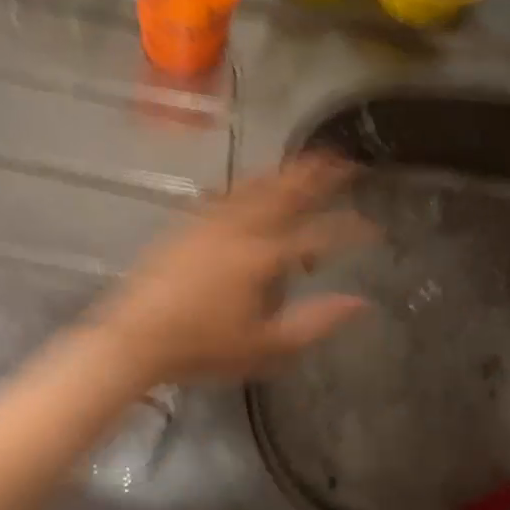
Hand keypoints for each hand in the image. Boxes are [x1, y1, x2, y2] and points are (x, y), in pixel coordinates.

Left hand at [90, 155, 375, 385]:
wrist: (136, 337)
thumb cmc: (203, 347)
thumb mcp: (266, 346)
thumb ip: (316, 322)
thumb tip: (359, 303)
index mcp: (264, 257)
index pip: (320, 235)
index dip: (350, 228)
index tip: (373, 226)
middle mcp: (241, 228)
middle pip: (287, 193)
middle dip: (318, 175)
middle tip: (343, 161)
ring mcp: (211, 221)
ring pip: (256, 186)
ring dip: (285, 172)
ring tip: (306, 162)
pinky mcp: (188, 222)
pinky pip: (225, 193)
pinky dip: (247, 183)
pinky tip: (251, 184)